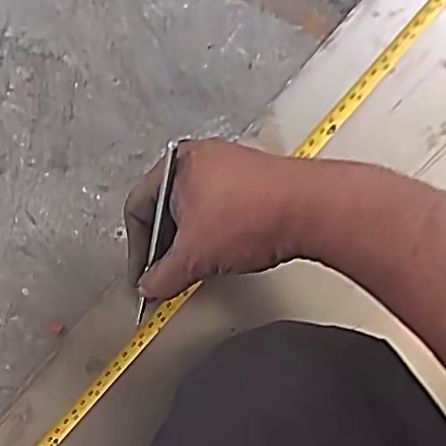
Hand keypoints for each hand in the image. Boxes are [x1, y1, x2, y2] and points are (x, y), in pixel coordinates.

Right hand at [125, 139, 325, 301]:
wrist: (310, 210)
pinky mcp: (249, 182)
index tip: (142, 275)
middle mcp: (200, 159)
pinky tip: (218, 254)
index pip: (136, 210)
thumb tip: (151, 286)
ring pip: (190, 213)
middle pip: (163, 211)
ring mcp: (227, 168)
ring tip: (193, 266)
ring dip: (186, 244)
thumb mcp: (193, 258)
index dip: (136, 250)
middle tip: (164, 276)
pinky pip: (214, 212)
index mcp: (176, 165)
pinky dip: (209, 235)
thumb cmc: (255, 214)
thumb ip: (161, 277)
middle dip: (162, 249)